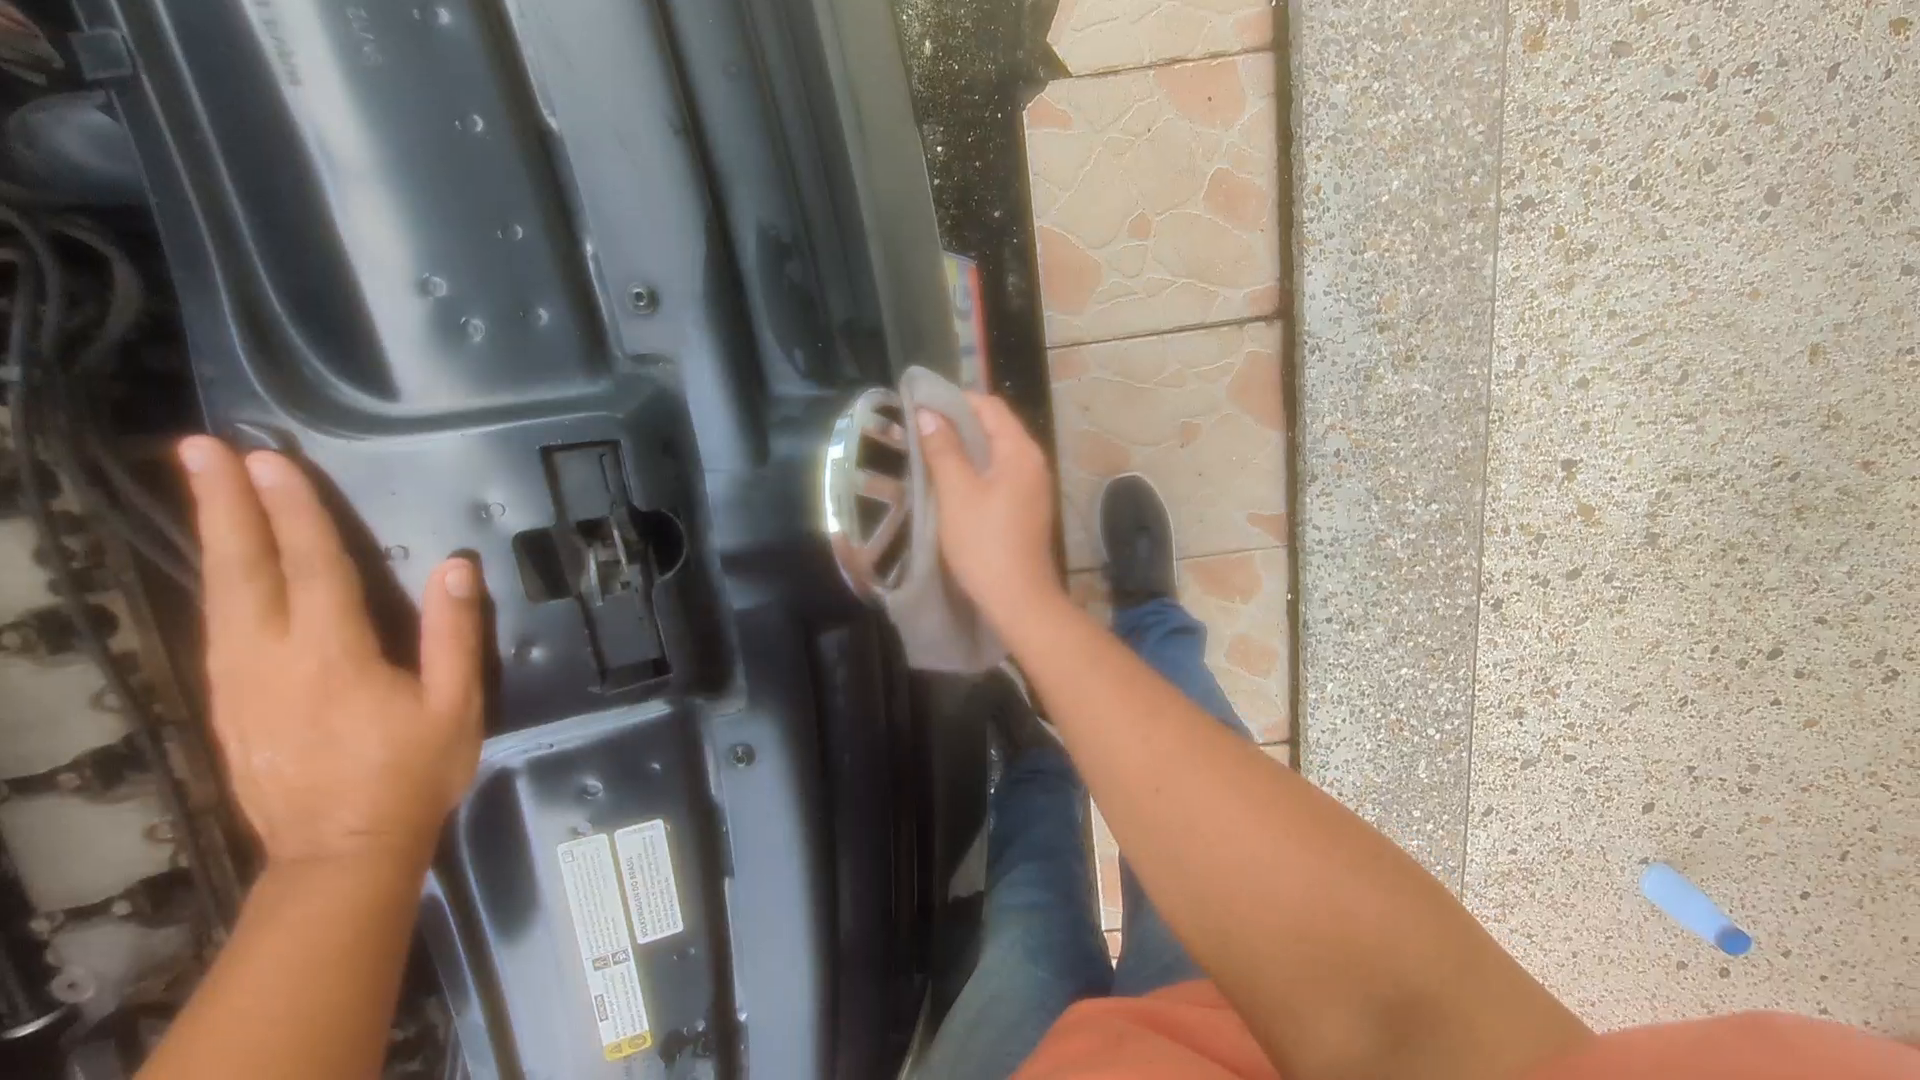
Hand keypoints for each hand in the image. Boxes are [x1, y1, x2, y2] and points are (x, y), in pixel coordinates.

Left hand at [178, 436, 485, 870]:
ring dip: (212, 535)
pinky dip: (217, 583)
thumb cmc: (411, 776)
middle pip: (242, 567)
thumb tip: (455, 567)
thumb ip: (454, 635)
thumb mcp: (455, 708)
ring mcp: (238, 682)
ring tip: (203, 489)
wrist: (341, 852)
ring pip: (217, 594)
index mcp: (333, 654)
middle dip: (223, 504)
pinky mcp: (225, 704)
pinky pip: (216, 628)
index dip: (293, 509)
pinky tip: (222, 568)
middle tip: (200, 447)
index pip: (312, 565)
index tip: (270, 458)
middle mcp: (271, 658)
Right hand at [916, 393, 1064, 629]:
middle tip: (920, 427)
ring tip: (929, 450)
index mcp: (1020, 451)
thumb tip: (928, 413)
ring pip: (996, 453)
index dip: (956, 400)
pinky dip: (975, 470)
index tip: (921, 405)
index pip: (989, 406)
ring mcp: (1032, 487)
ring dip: (965, 448)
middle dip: (958, 422)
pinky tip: (950, 481)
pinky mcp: (1026, 508)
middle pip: (995, 427)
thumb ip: (943, 449)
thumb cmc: (985, 543)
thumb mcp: (956, 493)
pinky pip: (999, 475)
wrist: (1019, 600)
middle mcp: (1033, 462)